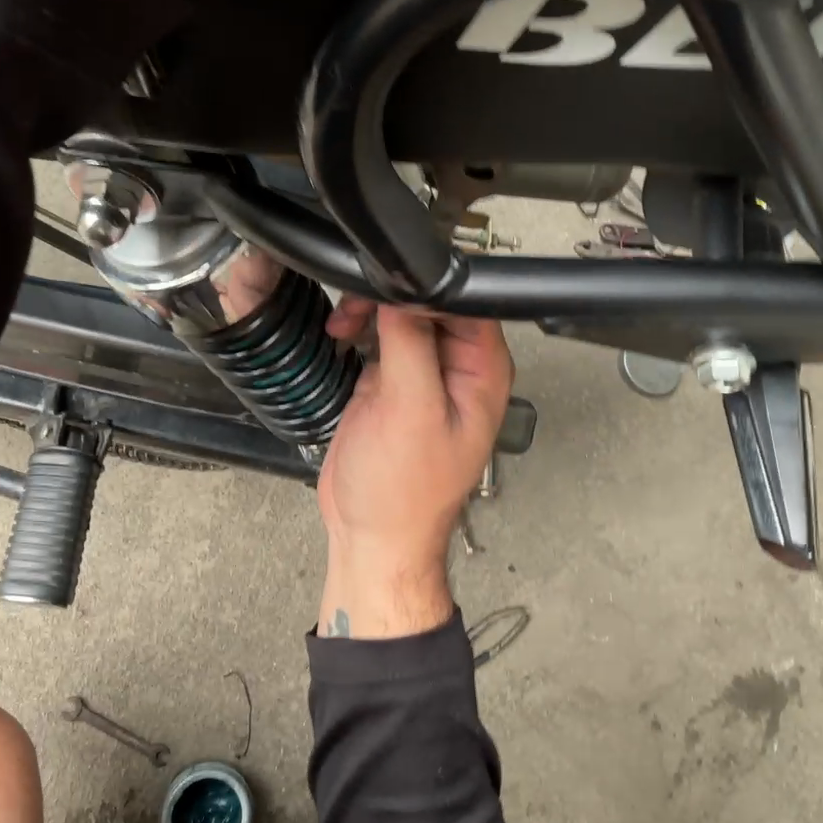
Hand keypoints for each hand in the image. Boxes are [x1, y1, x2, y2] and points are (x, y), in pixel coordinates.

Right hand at [314, 298, 512, 639]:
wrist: (370, 536)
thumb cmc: (403, 493)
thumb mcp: (411, 411)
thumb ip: (411, 344)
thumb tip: (401, 291)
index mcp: (481, 372)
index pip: (465, 302)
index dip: (424, 286)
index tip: (386, 286)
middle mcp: (457, 368)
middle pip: (430, 301)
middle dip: (390, 295)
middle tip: (355, 307)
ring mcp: (422, 375)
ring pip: (401, 314)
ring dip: (369, 310)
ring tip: (343, 326)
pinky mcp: (391, 383)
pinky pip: (379, 337)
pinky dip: (357, 330)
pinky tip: (340, 337)